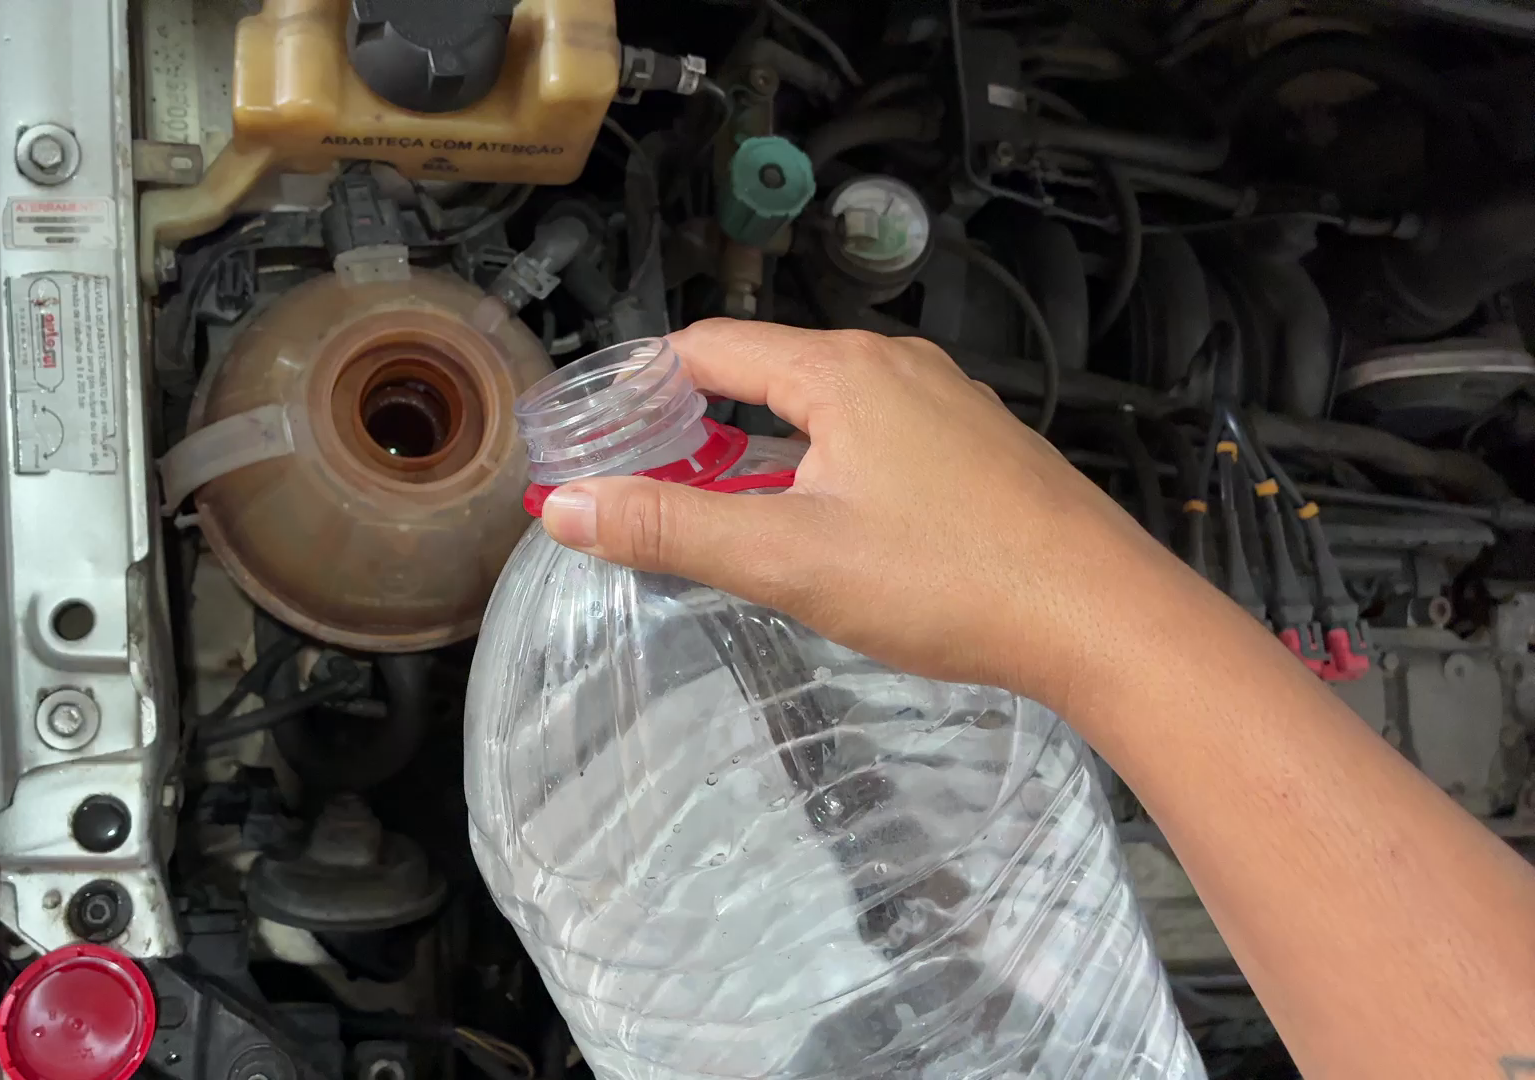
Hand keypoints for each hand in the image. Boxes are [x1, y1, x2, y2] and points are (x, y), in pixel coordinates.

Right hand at [539, 319, 1203, 710]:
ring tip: (720, 496)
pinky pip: (867, 431)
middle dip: (697, 415)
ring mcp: (941, 403)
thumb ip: (670, 528)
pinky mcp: (969, 446)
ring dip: (757, 440)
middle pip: (763, 370)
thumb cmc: (942, 580)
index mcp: (841, 371)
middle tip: (651, 471)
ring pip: (817, 404)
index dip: (647, 379)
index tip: (607, 424)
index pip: (711, 346)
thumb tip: (567, 507)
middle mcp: (893, 366)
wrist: (1105, 623)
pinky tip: (817, 511)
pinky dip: (815, 458)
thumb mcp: (785, 557)